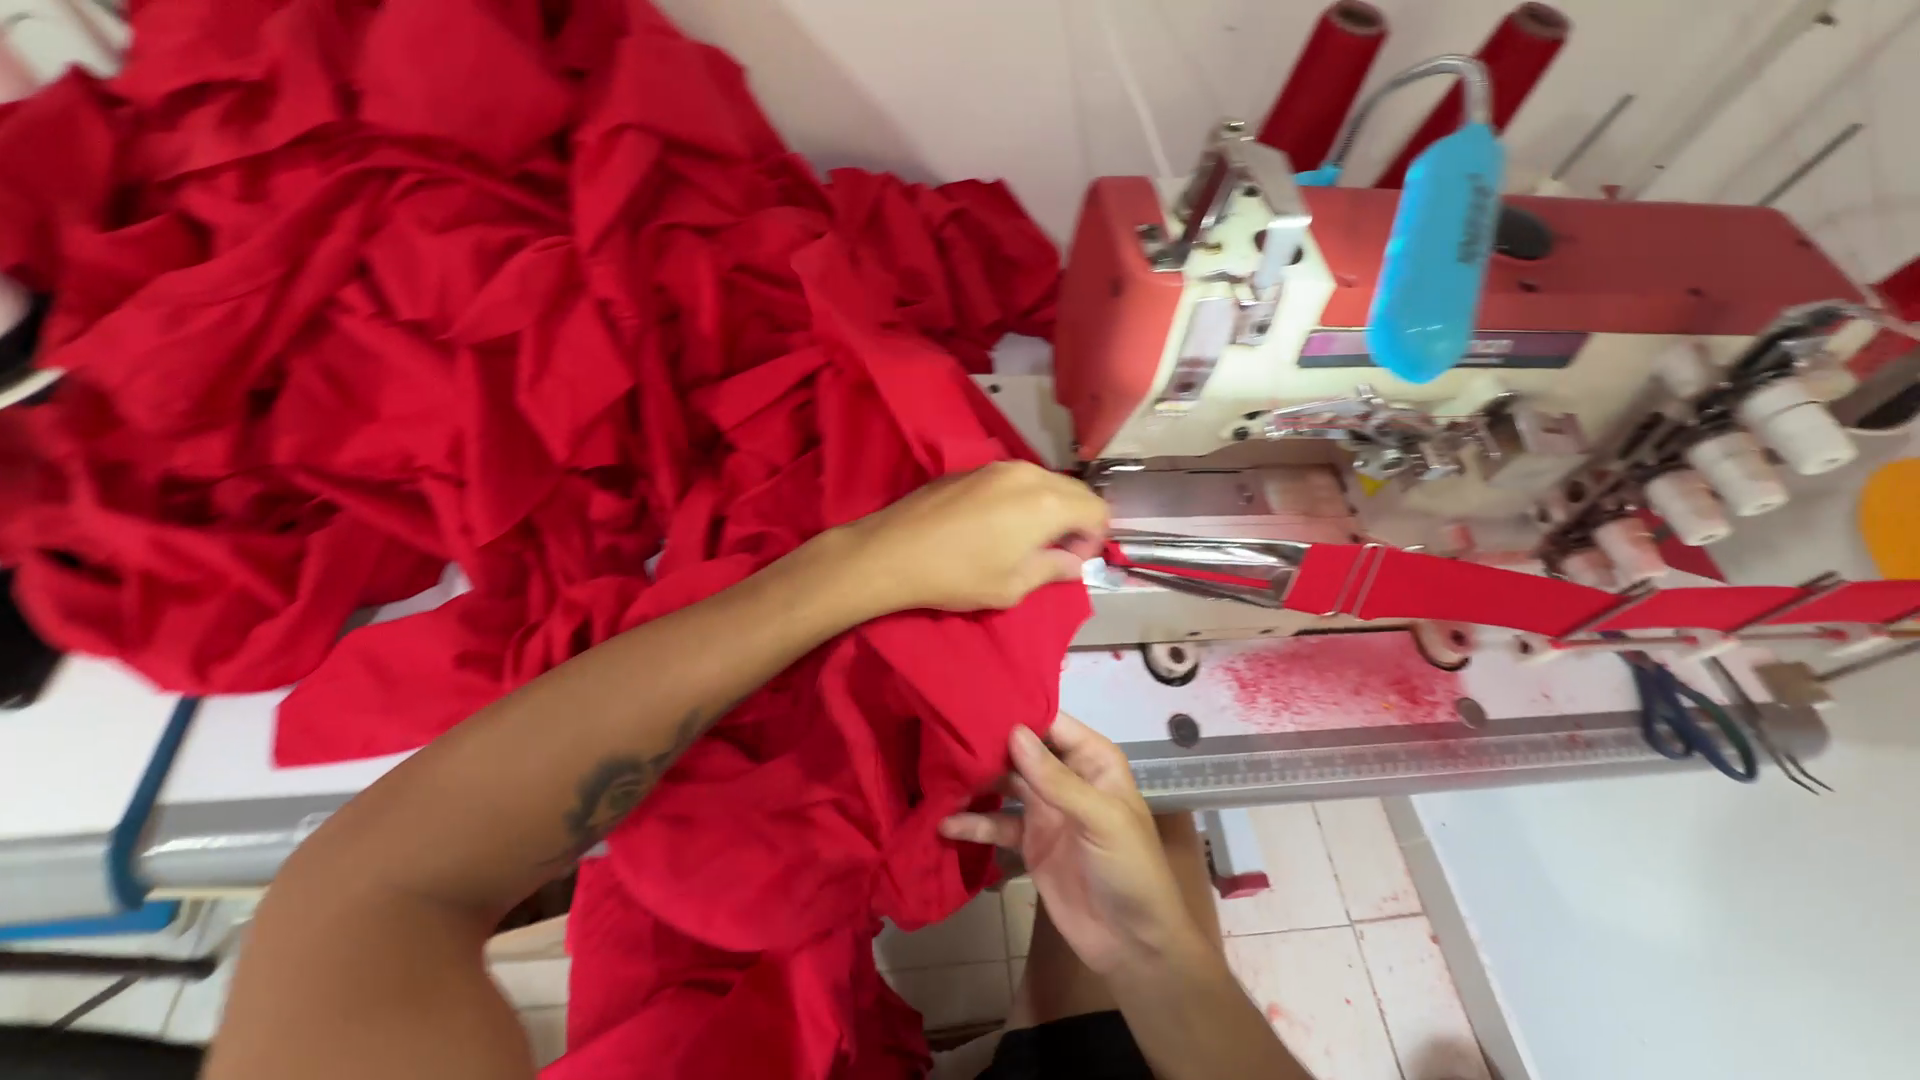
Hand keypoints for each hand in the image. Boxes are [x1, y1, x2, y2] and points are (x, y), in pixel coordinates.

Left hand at [829, 461, 1107, 615]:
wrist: (892, 552)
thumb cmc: (957, 575)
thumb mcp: (1012, 586)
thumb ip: (1052, 570)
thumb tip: (1073, 564)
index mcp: (1046, 502)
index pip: (1097, 509)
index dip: (1095, 538)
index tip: (1073, 562)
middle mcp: (1028, 474)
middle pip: (1074, 490)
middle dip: (1076, 521)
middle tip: (1055, 554)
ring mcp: (997, 466)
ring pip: (1045, 481)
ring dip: (1050, 508)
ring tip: (1027, 541)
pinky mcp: (972, 469)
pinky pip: (1016, 480)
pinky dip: (1023, 499)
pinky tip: (998, 525)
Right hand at [939, 713, 1204, 975]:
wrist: (1133, 944)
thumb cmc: (1131, 870)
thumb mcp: (1101, 819)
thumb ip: (1056, 778)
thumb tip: (1014, 731)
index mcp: (1094, 762)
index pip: (1052, 724)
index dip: (1019, 712)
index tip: (975, 701)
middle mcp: (1068, 778)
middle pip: (1022, 750)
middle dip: (987, 744)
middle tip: (943, 734)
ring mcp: (1046, 810)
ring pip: (1004, 785)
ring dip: (975, 782)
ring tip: (937, 777)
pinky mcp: (1029, 843)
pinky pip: (996, 824)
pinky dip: (972, 823)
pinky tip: (944, 823)